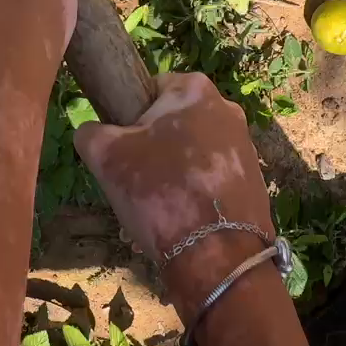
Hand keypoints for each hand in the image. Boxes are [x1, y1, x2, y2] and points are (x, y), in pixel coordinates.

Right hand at [74, 73, 274, 316]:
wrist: (218, 257)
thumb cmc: (160, 191)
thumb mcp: (106, 157)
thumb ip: (91, 133)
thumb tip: (91, 133)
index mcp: (195, 88)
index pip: (152, 89)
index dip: (131, 118)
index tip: (122, 149)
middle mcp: (227, 108)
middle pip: (173, 124)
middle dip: (153, 150)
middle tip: (135, 183)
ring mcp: (244, 145)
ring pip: (192, 155)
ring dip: (172, 177)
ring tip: (155, 211)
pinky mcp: (254, 180)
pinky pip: (211, 181)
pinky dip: (193, 197)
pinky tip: (180, 224)